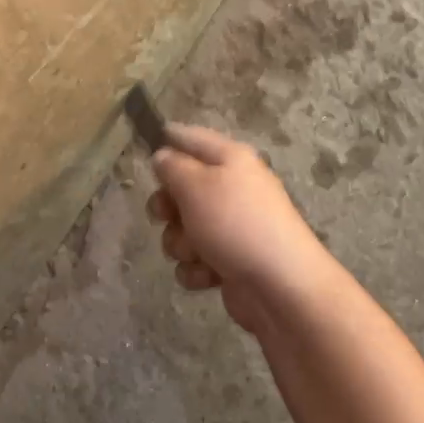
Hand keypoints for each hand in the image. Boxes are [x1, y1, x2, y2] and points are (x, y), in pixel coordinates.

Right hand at [147, 123, 338, 333]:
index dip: (166, 140)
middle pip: (182, 188)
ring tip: (196, 253)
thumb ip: (173, 167)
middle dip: (167, 207)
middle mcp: (232, 189)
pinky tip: (209, 276)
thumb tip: (162, 156)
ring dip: (180, 244)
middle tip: (166, 215)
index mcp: (230, 159)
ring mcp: (232, 228)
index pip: (191, 137)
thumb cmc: (235, 224)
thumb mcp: (197, 185)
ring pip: (183, 229)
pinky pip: (196, 260)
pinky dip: (197, 269)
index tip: (144, 149)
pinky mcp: (229, 261)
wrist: (278, 284)